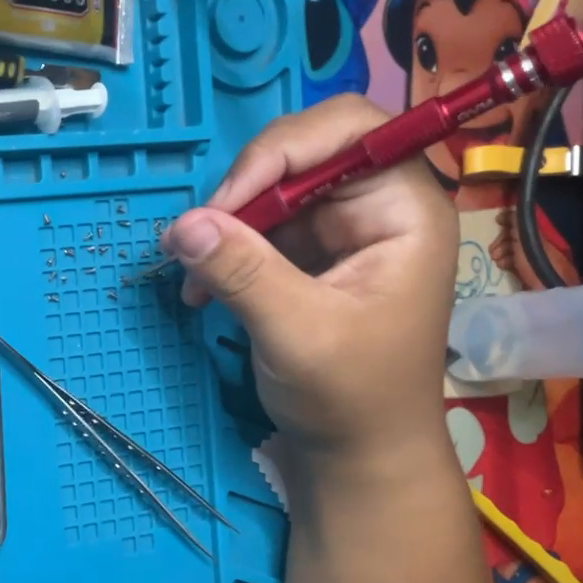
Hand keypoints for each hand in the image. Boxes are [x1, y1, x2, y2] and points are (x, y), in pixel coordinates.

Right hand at [167, 94, 459, 464]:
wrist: (356, 450)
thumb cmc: (348, 395)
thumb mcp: (295, 332)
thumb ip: (242, 272)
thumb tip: (181, 225)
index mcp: (402, 211)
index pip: (347, 133)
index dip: (279, 153)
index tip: (222, 207)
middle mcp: (374, 208)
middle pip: (303, 155)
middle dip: (243, 192)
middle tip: (199, 239)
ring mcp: (339, 233)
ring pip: (272, 193)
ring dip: (224, 227)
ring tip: (193, 277)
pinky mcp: (307, 259)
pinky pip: (258, 230)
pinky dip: (223, 252)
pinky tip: (200, 289)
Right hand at [494, 207, 580, 292]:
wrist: (548, 290)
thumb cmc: (538, 265)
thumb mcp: (529, 243)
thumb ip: (520, 228)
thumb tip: (512, 209)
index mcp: (540, 234)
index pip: (524, 221)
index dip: (510, 219)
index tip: (496, 220)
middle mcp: (537, 243)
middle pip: (516, 235)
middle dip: (502, 240)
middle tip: (493, 250)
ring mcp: (532, 256)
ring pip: (512, 249)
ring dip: (501, 252)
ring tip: (496, 260)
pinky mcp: (527, 269)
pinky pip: (512, 261)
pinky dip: (505, 262)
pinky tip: (502, 267)